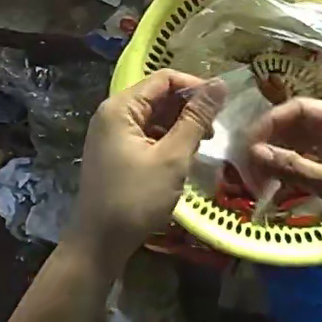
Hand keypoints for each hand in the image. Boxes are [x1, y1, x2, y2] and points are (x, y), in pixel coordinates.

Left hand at [67, 70, 226, 263]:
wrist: (99, 242)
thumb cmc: (135, 199)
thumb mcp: (172, 158)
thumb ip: (196, 119)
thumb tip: (220, 84)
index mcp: (120, 108)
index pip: (163, 79)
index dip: (195, 87)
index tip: (222, 106)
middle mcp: (112, 115)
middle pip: (157, 97)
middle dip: (188, 109)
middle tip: (215, 131)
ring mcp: (111, 135)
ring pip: (154, 117)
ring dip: (180, 127)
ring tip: (203, 146)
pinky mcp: (115, 154)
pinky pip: (146, 135)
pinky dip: (167, 141)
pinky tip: (184, 158)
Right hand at [243, 97, 321, 251]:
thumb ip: (295, 167)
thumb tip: (253, 152)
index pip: (301, 109)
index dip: (270, 123)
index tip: (248, 147)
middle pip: (297, 128)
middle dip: (270, 146)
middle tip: (248, 171)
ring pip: (300, 150)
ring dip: (277, 164)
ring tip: (257, 185)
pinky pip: (309, 169)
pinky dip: (290, 178)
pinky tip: (274, 194)